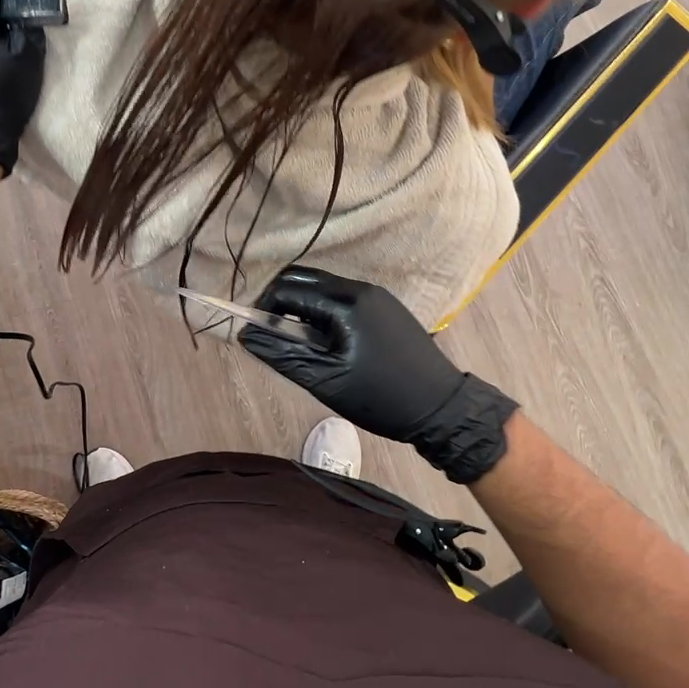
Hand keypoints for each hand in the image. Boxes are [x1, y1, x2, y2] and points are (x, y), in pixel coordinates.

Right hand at [238, 266, 518, 483]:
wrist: (443, 409)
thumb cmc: (379, 397)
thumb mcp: (323, 381)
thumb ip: (281, 354)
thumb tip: (245, 335)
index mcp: (344, 302)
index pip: (286, 288)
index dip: (263, 309)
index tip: (258, 336)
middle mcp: (359, 288)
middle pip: (303, 278)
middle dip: (280, 302)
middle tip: (274, 337)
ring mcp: (376, 295)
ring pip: (322, 287)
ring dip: (301, 307)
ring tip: (300, 344)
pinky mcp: (385, 306)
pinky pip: (341, 297)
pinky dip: (323, 311)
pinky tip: (327, 343)